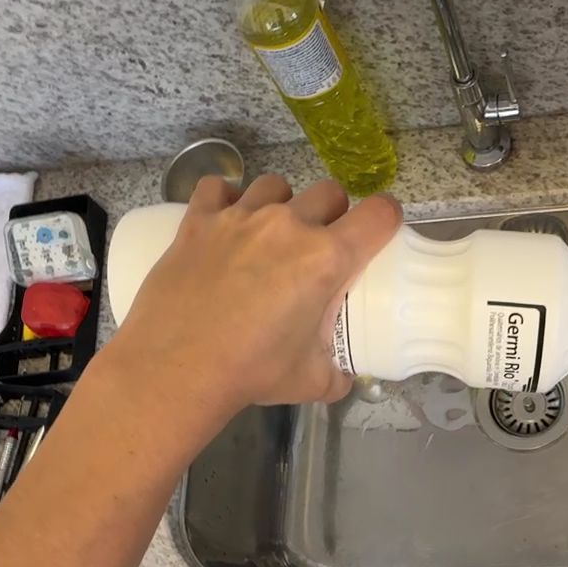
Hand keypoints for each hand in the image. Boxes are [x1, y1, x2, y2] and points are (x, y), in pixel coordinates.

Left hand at [97, 175, 401, 440]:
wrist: (178, 368)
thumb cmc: (253, 372)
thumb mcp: (313, 381)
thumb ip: (337, 375)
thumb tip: (343, 377)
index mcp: (327, 260)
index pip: (378, 216)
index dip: (388, 219)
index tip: (383, 232)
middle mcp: (288, 226)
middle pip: (329, 193)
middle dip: (335, 215)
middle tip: (324, 247)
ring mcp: (240, 217)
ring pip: (276, 185)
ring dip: (284, 205)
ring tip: (273, 237)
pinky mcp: (198, 220)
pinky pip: (218, 188)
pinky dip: (227, 200)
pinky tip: (226, 224)